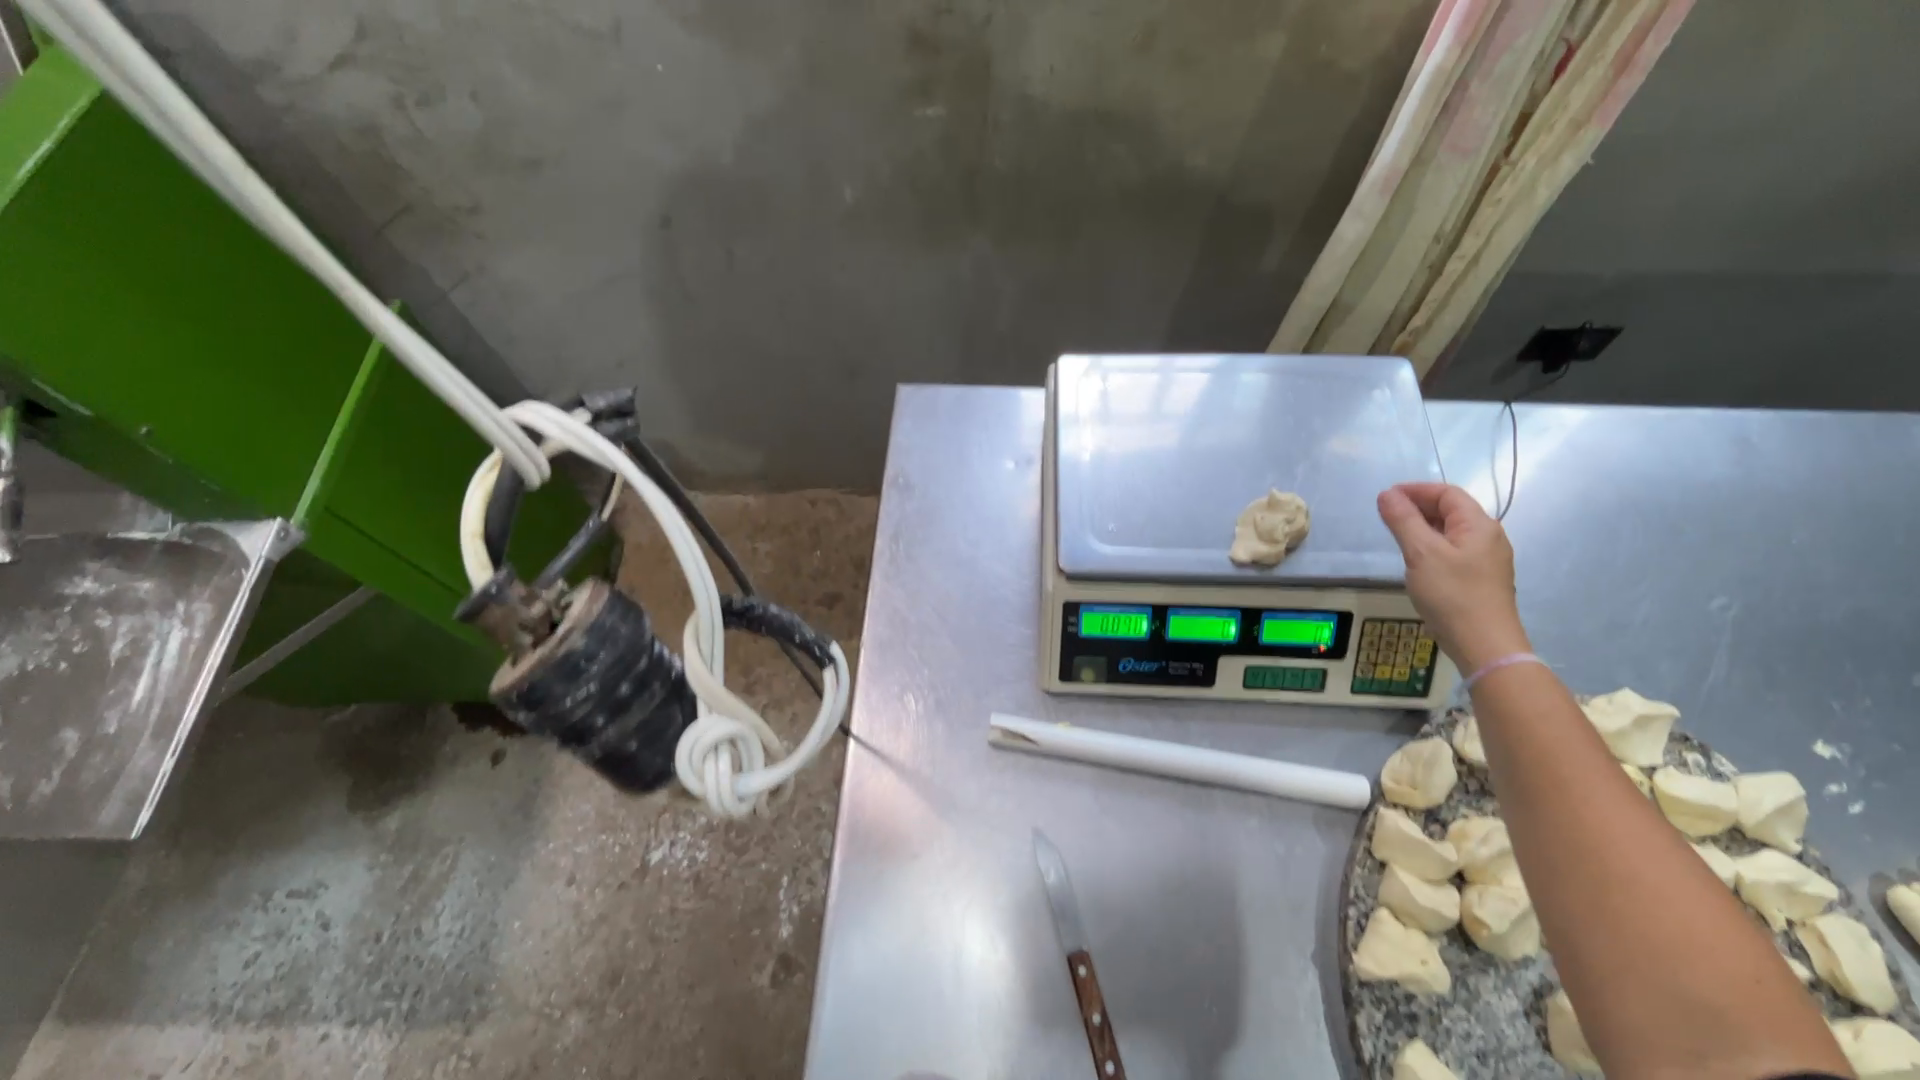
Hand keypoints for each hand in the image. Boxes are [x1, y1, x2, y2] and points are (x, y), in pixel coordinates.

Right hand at [1377, 483, 1529, 672]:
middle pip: (1452, 511)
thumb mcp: (1421, 554)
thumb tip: (1387, 494)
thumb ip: (1404, 520)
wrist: (1484, 645)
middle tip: (1386, 515)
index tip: (1386, 497)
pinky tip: (1417, 562)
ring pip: (1452, 532)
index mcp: (1479, 525)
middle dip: (1419, 507)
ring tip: (1397, 536)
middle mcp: (1489, 537)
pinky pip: (1455, 551)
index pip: (1447, 494)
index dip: (1416, 490)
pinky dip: (1433, 546)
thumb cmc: (1452, 595)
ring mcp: (1488, 560)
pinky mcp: (1482, 579)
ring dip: (1424, 527)